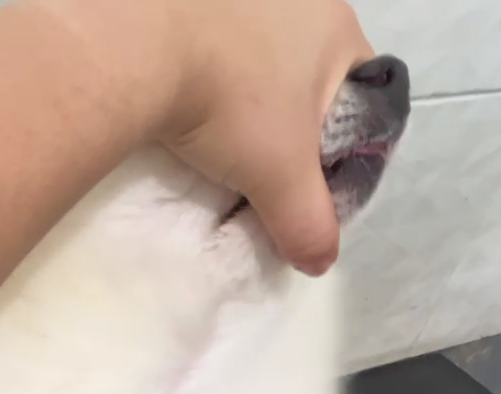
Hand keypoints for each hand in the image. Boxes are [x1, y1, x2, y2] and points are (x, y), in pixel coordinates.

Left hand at [37, 0, 373, 273]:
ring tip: (219, 140)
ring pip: (259, 60)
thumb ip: (308, 222)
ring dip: (245, 98)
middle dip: (289, 124)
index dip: (341, 145)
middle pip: (307, 78)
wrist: (140, 46)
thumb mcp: (280, 178)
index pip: (359, 97)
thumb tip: (321, 261)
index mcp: (337, 29)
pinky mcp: (194, 3)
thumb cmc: (232, 104)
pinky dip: (207, 76)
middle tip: (261, 167)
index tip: (307, 181)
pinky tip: (188, 106)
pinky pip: (215, 47)